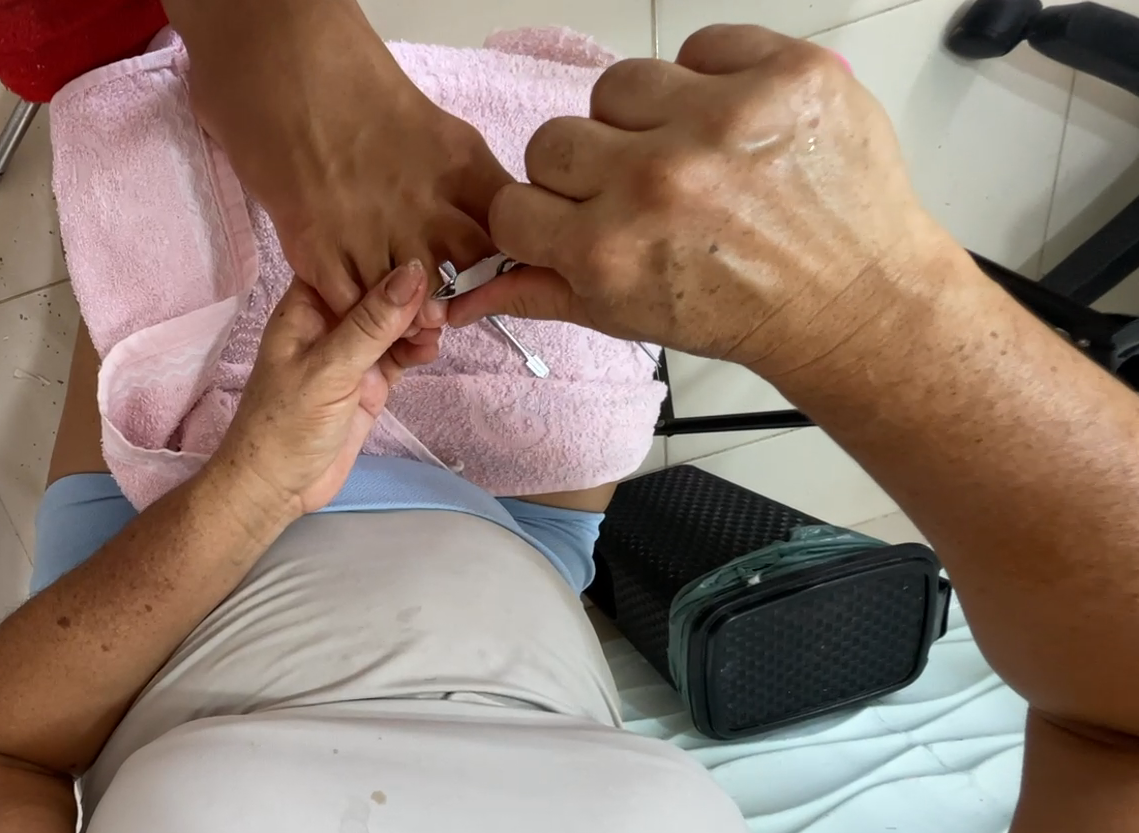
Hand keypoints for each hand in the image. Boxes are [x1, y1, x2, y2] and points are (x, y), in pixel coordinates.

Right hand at [179, 1, 506, 327]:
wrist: (271, 53)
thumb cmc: (336, 66)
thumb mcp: (417, 113)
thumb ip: (441, 166)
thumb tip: (457, 206)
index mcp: (454, 157)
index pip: (504, 226)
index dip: (504, 258)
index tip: (491, 274)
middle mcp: (419, 199)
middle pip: (464, 272)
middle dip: (461, 299)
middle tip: (446, 311)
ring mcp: (366, 228)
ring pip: (408, 301)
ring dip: (409, 320)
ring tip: (401, 325)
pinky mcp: (314, 248)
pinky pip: (351, 306)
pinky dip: (359, 320)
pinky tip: (357, 317)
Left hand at [212, 261, 433, 515]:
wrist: (276, 487)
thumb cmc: (285, 425)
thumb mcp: (328, 369)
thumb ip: (371, 324)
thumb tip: (415, 271)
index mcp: (306, 307)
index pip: (349, 261)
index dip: (387, 252)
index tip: (429, 251)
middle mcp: (330, 323)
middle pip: (379, 291)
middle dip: (412, 291)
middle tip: (443, 301)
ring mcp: (351, 354)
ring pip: (395, 323)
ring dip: (418, 322)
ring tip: (439, 327)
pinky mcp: (369, 382)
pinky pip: (400, 355)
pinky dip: (416, 350)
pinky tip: (431, 350)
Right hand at [447, 25, 962, 377]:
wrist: (842, 296)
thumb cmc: (722, 311)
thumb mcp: (613, 315)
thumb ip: (534, 292)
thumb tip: (462, 298)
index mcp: (604, 250)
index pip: (511, 205)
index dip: (533, 216)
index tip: (562, 221)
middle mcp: (652, 182)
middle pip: (552, 140)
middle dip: (577, 168)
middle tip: (619, 189)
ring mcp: (720, 122)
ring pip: (615, 86)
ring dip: (634, 118)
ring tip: (674, 151)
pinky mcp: (783, 76)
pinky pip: (700, 45)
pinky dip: (704, 79)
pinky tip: (722, 124)